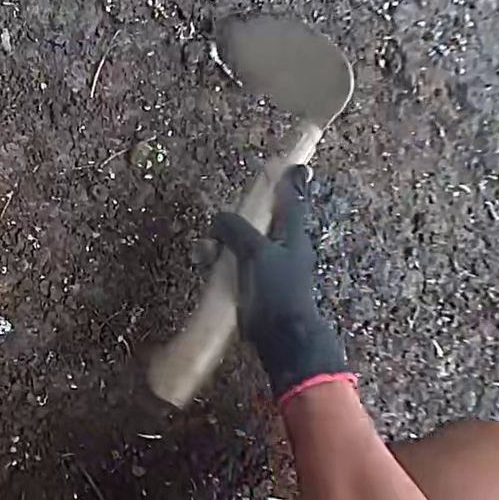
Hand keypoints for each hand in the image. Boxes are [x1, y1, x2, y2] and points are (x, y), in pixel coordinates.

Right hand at [211, 165, 348, 402]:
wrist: (281, 334)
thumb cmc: (277, 289)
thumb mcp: (257, 252)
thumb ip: (237, 229)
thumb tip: (218, 218)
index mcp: (291, 234)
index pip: (291, 200)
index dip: (290, 182)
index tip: (294, 164)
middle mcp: (280, 246)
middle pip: (257, 220)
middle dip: (235, 218)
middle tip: (218, 222)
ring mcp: (264, 265)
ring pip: (238, 241)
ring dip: (219, 242)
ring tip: (205, 251)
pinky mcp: (249, 282)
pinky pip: (229, 263)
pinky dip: (216, 260)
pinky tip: (204, 263)